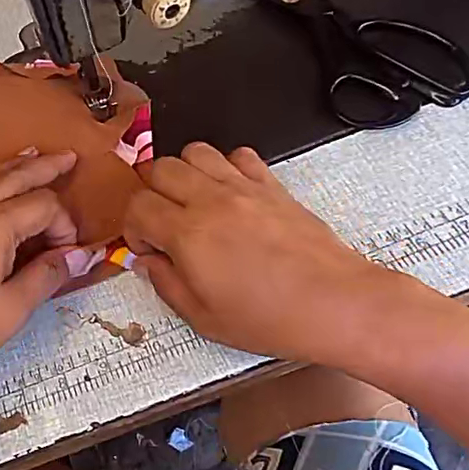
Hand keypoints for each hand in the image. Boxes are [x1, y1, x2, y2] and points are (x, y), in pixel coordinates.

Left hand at [0, 150, 85, 385]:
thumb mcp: (13, 307)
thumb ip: (47, 275)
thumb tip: (79, 256)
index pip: (44, 206)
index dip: (64, 226)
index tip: (68, 254)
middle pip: (16, 178)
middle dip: (45, 167)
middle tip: (68, 158)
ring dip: (12, 166)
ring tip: (32, 154)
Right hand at [124, 143, 431, 365]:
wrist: (336, 304)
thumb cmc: (274, 317)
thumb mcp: (203, 318)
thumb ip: (166, 284)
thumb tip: (148, 263)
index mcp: (189, 235)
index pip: (137, 205)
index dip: (133, 227)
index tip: (147, 246)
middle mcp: (212, 202)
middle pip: (159, 168)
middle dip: (150, 193)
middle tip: (162, 220)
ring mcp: (244, 189)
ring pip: (194, 151)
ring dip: (183, 173)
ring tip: (191, 201)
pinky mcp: (272, 186)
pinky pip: (239, 154)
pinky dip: (225, 166)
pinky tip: (228, 193)